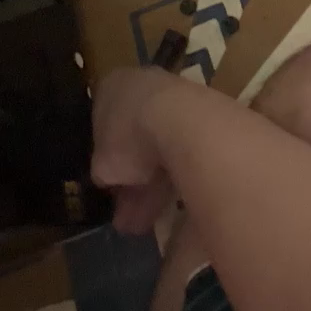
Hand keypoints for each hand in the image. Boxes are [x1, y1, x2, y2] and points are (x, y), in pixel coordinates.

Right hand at [89, 67, 188, 232]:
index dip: (104, 157)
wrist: (184, 123)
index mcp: (114, 87)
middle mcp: (146, 86)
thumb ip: (105, 171)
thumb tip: (109, 180)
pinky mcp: (206, 117)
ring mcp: (178, 99)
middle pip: (135, 138)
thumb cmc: (130, 135)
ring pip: (161, 149)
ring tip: (144, 225)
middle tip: (125, 215)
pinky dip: (175, 181)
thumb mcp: (103, 162)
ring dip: (151, 189)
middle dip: (131, 181)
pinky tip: (169, 211)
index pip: (103, 121)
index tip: (107, 184)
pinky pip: (185, 153)